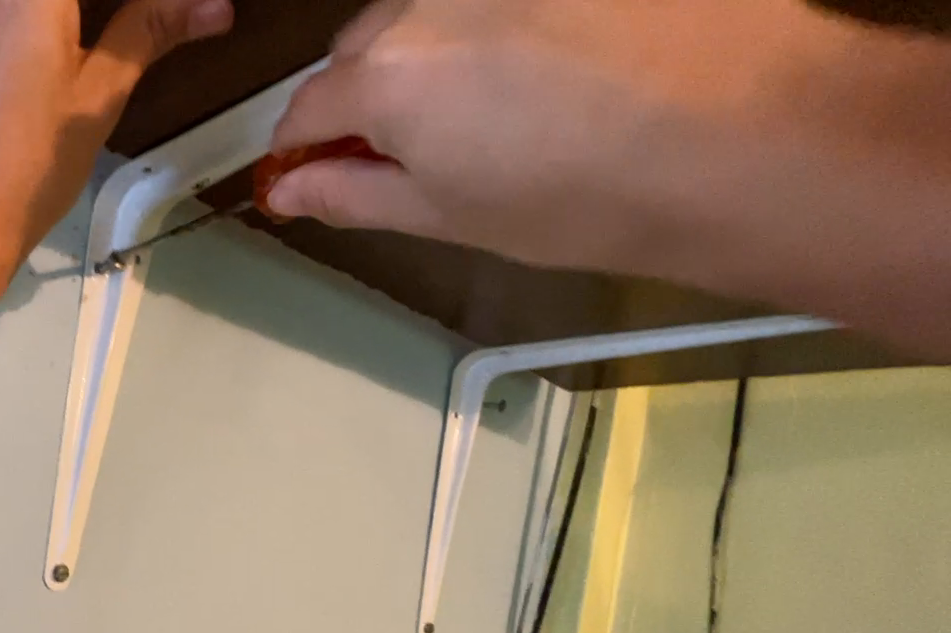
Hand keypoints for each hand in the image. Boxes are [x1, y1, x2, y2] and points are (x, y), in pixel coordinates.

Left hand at [0, 0, 234, 269]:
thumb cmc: (34, 162)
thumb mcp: (99, 94)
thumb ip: (153, 30)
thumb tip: (219, 6)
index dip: (148, 3)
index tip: (178, 18)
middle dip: (125, 6)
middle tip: (165, 25)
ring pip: (50, 0)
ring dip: (97, 11)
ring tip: (135, 31)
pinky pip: (18, 2)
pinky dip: (63, 15)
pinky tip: (91, 34)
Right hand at [263, 0, 856, 275]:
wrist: (743, 136)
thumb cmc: (568, 201)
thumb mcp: (438, 215)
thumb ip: (347, 194)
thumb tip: (285, 190)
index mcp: (386, 76)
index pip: (304, 109)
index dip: (297, 149)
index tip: (305, 176)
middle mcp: (427, 1)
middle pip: (356, 50)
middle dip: (359, 99)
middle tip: (402, 151)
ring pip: (420, 14)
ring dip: (419, 58)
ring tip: (480, 107)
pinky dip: (483, 29)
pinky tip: (534, 65)